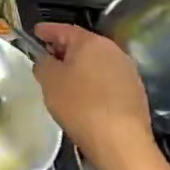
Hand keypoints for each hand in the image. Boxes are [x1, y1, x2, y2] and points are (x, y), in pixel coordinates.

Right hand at [32, 23, 156, 165]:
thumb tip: (46, 60)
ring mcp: (127, 69)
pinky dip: (94, 81)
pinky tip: (86, 96)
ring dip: (81, 66)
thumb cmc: (79, 105)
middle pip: (83, 44)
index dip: (46, 30)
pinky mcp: (135, 90)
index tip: (35, 32)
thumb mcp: (49, 82)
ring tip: (65, 80)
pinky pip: (108, 78)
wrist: (119, 140)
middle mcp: (112, 50)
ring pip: (97, 61)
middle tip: (47, 58)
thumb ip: (43, 64)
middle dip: (64, 49)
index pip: (63, 29)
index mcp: (90, 42)